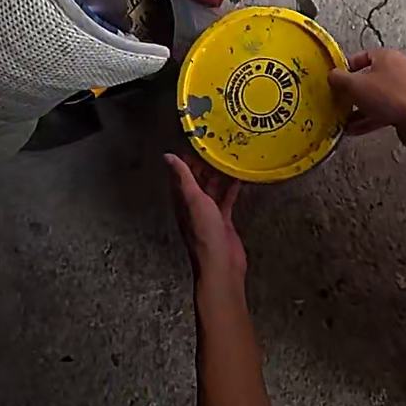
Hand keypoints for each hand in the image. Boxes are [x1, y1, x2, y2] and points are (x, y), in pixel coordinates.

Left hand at [166, 154, 245, 288]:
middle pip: (197, 181)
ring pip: (212, 189)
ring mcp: (208, 213)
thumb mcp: (193, 200)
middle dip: (203, 165)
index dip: (185, 160)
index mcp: (182, 201)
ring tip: (228, 158)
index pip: (180, 175)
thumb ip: (183, 177)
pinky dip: (231, 190)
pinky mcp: (223, 220)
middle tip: (215, 147)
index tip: (195, 142)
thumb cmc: (205, 232)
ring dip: (218, 175)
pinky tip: (238, 179)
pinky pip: (225, 200)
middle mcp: (193, 206)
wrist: (221, 263)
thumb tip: (167, 156)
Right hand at [329, 49, 405, 151]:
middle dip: (353, 91)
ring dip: (360, 107)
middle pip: (369, 78)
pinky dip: (370, 118)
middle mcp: (398, 70)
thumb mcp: (356, 86)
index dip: (347, 67)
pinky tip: (356, 128)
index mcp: (387, 57)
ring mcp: (405, 90)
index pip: (362, 56)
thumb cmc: (394, 97)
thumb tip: (332, 75)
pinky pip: (384, 111)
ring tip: (345, 117)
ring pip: (377, 97)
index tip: (337, 77)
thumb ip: (340, 79)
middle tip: (340, 98)